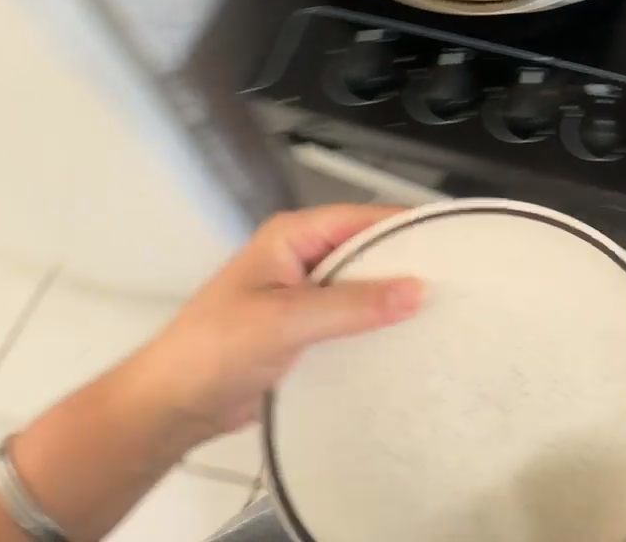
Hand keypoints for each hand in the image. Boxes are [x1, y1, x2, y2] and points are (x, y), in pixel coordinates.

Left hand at [123, 205, 425, 446]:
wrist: (169, 409)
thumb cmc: (217, 349)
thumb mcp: (287, 321)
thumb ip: (353, 304)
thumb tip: (420, 290)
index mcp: (294, 235)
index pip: (363, 217)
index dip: (406, 227)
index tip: (451, 243)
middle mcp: (304, 254)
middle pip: (368, 248)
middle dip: (406, 262)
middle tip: (455, 279)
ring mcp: (306, 291)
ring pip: (363, 283)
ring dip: (393, 295)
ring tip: (442, 308)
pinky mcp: (307, 325)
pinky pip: (353, 315)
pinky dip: (377, 322)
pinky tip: (407, 336)